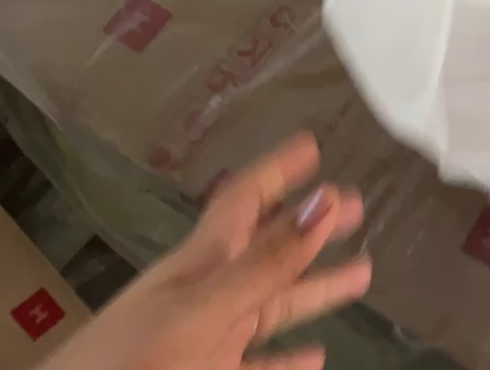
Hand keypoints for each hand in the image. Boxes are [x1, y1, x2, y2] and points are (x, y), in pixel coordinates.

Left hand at [39, 132, 371, 369]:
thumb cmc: (126, 367)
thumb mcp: (200, 312)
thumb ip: (266, 261)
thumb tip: (328, 196)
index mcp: (202, 264)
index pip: (246, 199)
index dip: (278, 169)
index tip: (313, 143)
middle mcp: (208, 295)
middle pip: (270, 249)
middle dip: (313, 226)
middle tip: (358, 204)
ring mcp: (205, 342)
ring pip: (274, 306)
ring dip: (317, 288)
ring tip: (363, 272)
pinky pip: (259, 365)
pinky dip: (288, 360)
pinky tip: (315, 358)